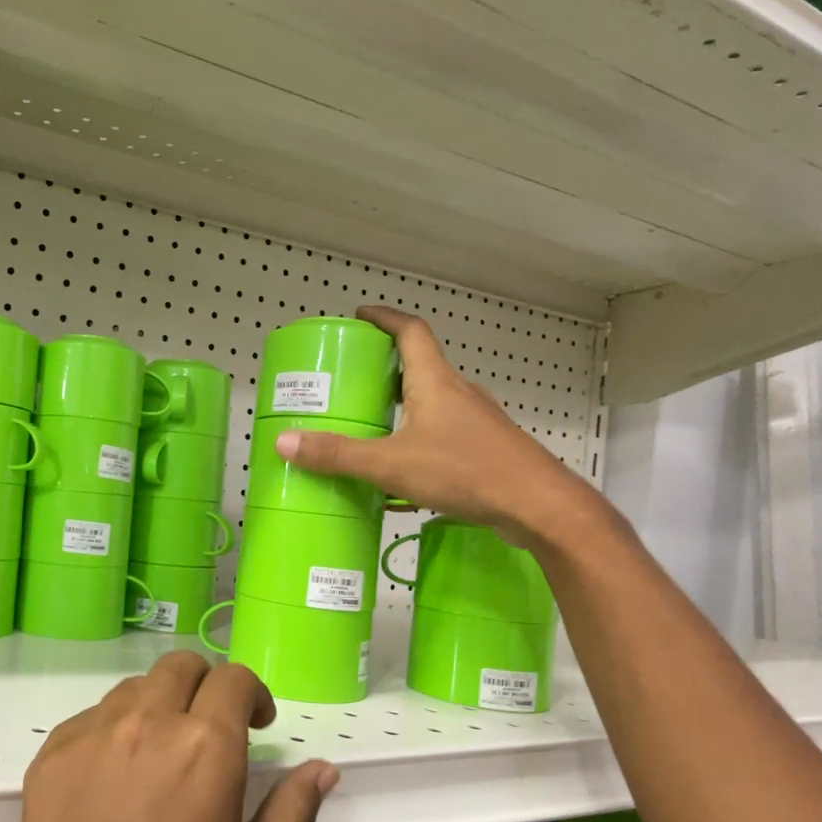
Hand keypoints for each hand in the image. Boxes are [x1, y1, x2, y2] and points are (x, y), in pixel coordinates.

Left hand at [0, 653, 338, 821]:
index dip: (254, 695)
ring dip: (159, 705)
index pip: (234, 681)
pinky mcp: (47, 760)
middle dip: (206, 687)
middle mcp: (144, 726)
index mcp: (205, 750)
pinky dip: (112, 730)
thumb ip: (292, 813)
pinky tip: (118, 781)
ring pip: (132, 689)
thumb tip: (320, 771)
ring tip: (166, 758)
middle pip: (179, 667)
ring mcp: (88, 739)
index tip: (258, 723)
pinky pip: (88, 720)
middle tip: (215, 730)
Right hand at [276, 305, 604, 547]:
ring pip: (433, 400)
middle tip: (352, 378)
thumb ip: (339, 455)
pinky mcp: (485, 448)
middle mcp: (458, 392)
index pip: (410, 332)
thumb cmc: (466, 471)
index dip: (384, 318)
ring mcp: (475, 421)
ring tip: (370, 421)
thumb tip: (284, 442)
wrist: (538, 506)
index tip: (359, 316)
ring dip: (403, 404)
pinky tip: (402, 468)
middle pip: (420, 365)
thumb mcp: (391, 465)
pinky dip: (418, 435)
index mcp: (435, 382)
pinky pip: (443, 431)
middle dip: (385, 367)